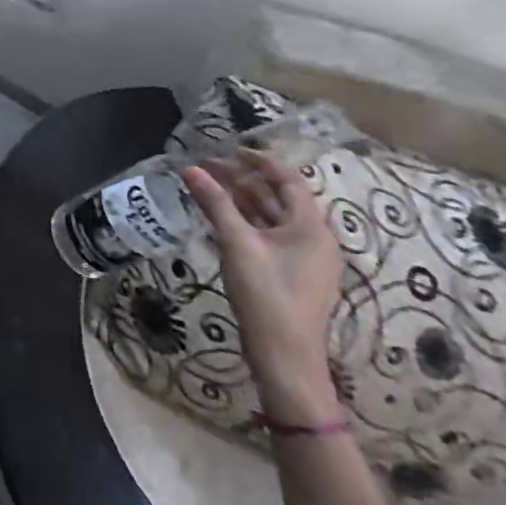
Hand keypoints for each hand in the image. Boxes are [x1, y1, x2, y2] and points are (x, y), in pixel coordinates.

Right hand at [180, 148, 344, 422]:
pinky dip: (246, 220)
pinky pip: (270, 235)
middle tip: (208, 167)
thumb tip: (191, 169)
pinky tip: (221, 218)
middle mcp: (315, 239)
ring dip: (243, 200)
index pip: (289, 181)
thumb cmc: (266, 294)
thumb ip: (215, 204)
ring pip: (272, 217)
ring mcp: (305, 259)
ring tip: (209, 187)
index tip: (230, 149)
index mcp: (311, 228)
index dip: (261, 162)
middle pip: (279, 198)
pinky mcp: (292, 274)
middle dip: (244, 179)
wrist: (284, 355)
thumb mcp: (237, 244)